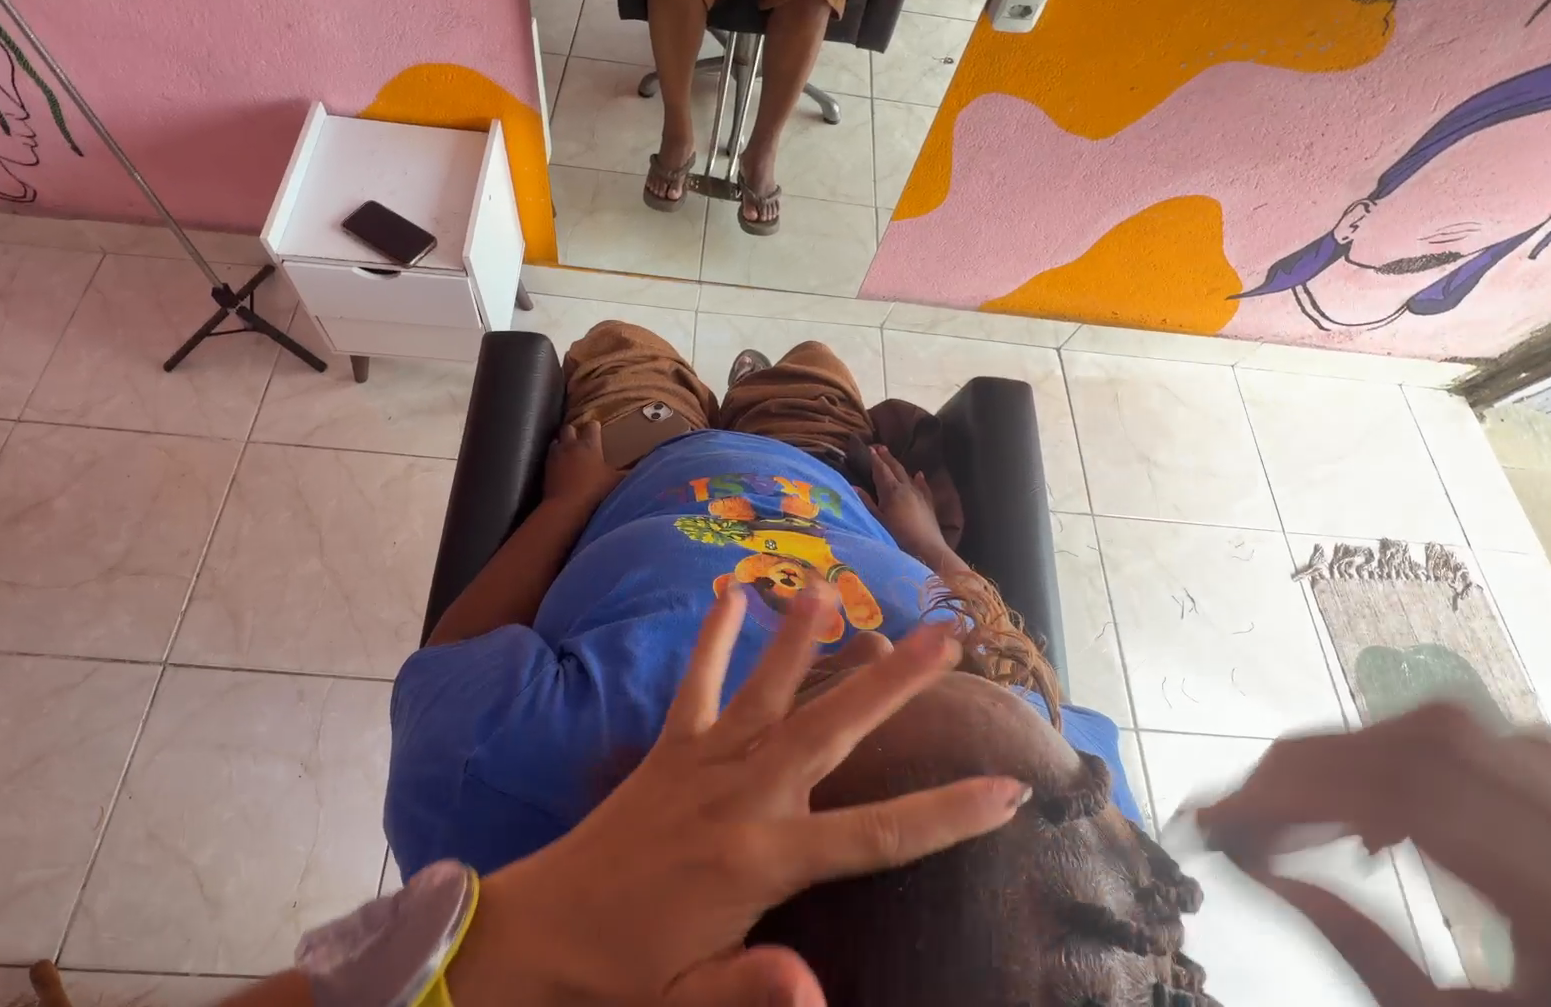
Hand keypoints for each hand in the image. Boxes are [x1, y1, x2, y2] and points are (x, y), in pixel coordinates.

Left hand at [446, 586, 1027, 1005]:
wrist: (541, 931)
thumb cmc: (627, 971)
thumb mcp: (691, 1002)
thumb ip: (756, 988)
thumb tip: (818, 989)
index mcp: (763, 860)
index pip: (879, 836)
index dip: (948, 814)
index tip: (1008, 786)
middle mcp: (742, 795)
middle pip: (834, 731)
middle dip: (894, 685)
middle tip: (944, 638)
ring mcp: (703, 761)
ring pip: (768, 691)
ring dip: (802, 637)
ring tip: (829, 585)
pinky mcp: (668, 747)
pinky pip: (694, 683)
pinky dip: (712, 638)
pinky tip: (730, 594)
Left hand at [545, 420, 623, 508]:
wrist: (566, 507)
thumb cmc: (595, 491)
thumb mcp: (616, 482)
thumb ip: (627, 473)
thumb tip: (642, 470)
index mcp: (589, 445)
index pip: (591, 426)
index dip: (594, 426)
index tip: (597, 428)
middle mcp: (570, 445)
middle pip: (568, 428)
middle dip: (574, 431)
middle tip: (580, 439)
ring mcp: (555, 456)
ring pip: (556, 441)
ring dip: (562, 444)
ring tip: (568, 452)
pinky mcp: (545, 469)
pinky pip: (549, 457)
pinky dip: (555, 459)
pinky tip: (559, 467)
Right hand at [865, 444, 948, 564]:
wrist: (926, 549)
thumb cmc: (898, 536)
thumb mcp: (877, 520)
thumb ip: (867, 502)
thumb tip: (855, 487)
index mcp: (891, 490)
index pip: (881, 470)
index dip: (875, 459)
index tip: (869, 448)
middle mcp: (906, 487)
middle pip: (895, 468)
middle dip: (887, 457)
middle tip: (879, 447)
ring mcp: (919, 494)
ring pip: (907, 475)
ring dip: (899, 465)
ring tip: (892, 458)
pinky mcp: (928, 503)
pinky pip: (923, 486)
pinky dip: (919, 479)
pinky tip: (919, 474)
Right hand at [1194, 703, 1550, 1005]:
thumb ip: (1361, 950)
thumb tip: (1253, 861)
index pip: (1419, 798)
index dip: (1298, 791)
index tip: (1220, 817)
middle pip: (1428, 747)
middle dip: (1306, 766)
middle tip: (1239, 809)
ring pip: (1454, 730)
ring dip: (1346, 753)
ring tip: (1296, 803)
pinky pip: (1488, 746)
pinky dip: (1400, 751)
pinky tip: (1370, 796)